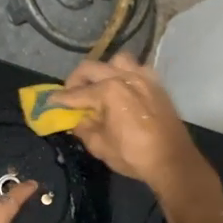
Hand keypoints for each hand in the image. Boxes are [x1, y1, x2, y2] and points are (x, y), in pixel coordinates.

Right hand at [52, 53, 203, 191]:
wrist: (172, 160)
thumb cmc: (134, 155)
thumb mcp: (100, 146)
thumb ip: (84, 129)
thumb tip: (78, 121)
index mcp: (109, 91)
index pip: (77, 93)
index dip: (60, 98)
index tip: (49, 101)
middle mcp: (125, 77)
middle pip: (91, 68)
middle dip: (76, 80)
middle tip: (70, 94)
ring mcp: (143, 78)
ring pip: (116, 61)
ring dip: (103, 71)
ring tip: (99, 86)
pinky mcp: (157, 85)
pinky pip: (137, 69)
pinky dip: (125, 75)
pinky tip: (123, 89)